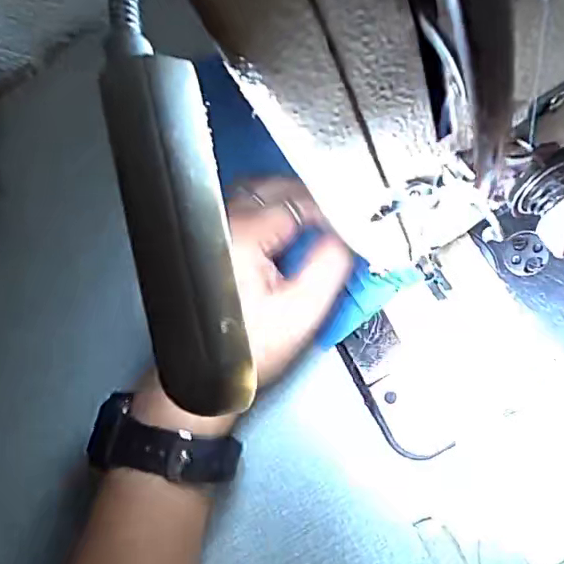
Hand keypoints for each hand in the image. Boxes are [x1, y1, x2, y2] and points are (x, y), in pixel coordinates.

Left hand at [133, 178, 353, 435]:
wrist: (208, 375)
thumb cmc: (247, 352)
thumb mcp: (302, 312)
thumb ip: (330, 266)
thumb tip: (348, 237)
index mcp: (243, 237)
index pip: (300, 200)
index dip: (334, 208)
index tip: (355, 220)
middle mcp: (222, 225)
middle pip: (276, 188)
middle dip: (314, 200)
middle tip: (342, 219)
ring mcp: (212, 231)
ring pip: (259, 195)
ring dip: (292, 204)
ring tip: (320, 228)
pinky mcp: (211, 242)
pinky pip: (248, 211)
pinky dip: (274, 215)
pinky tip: (292, 237)